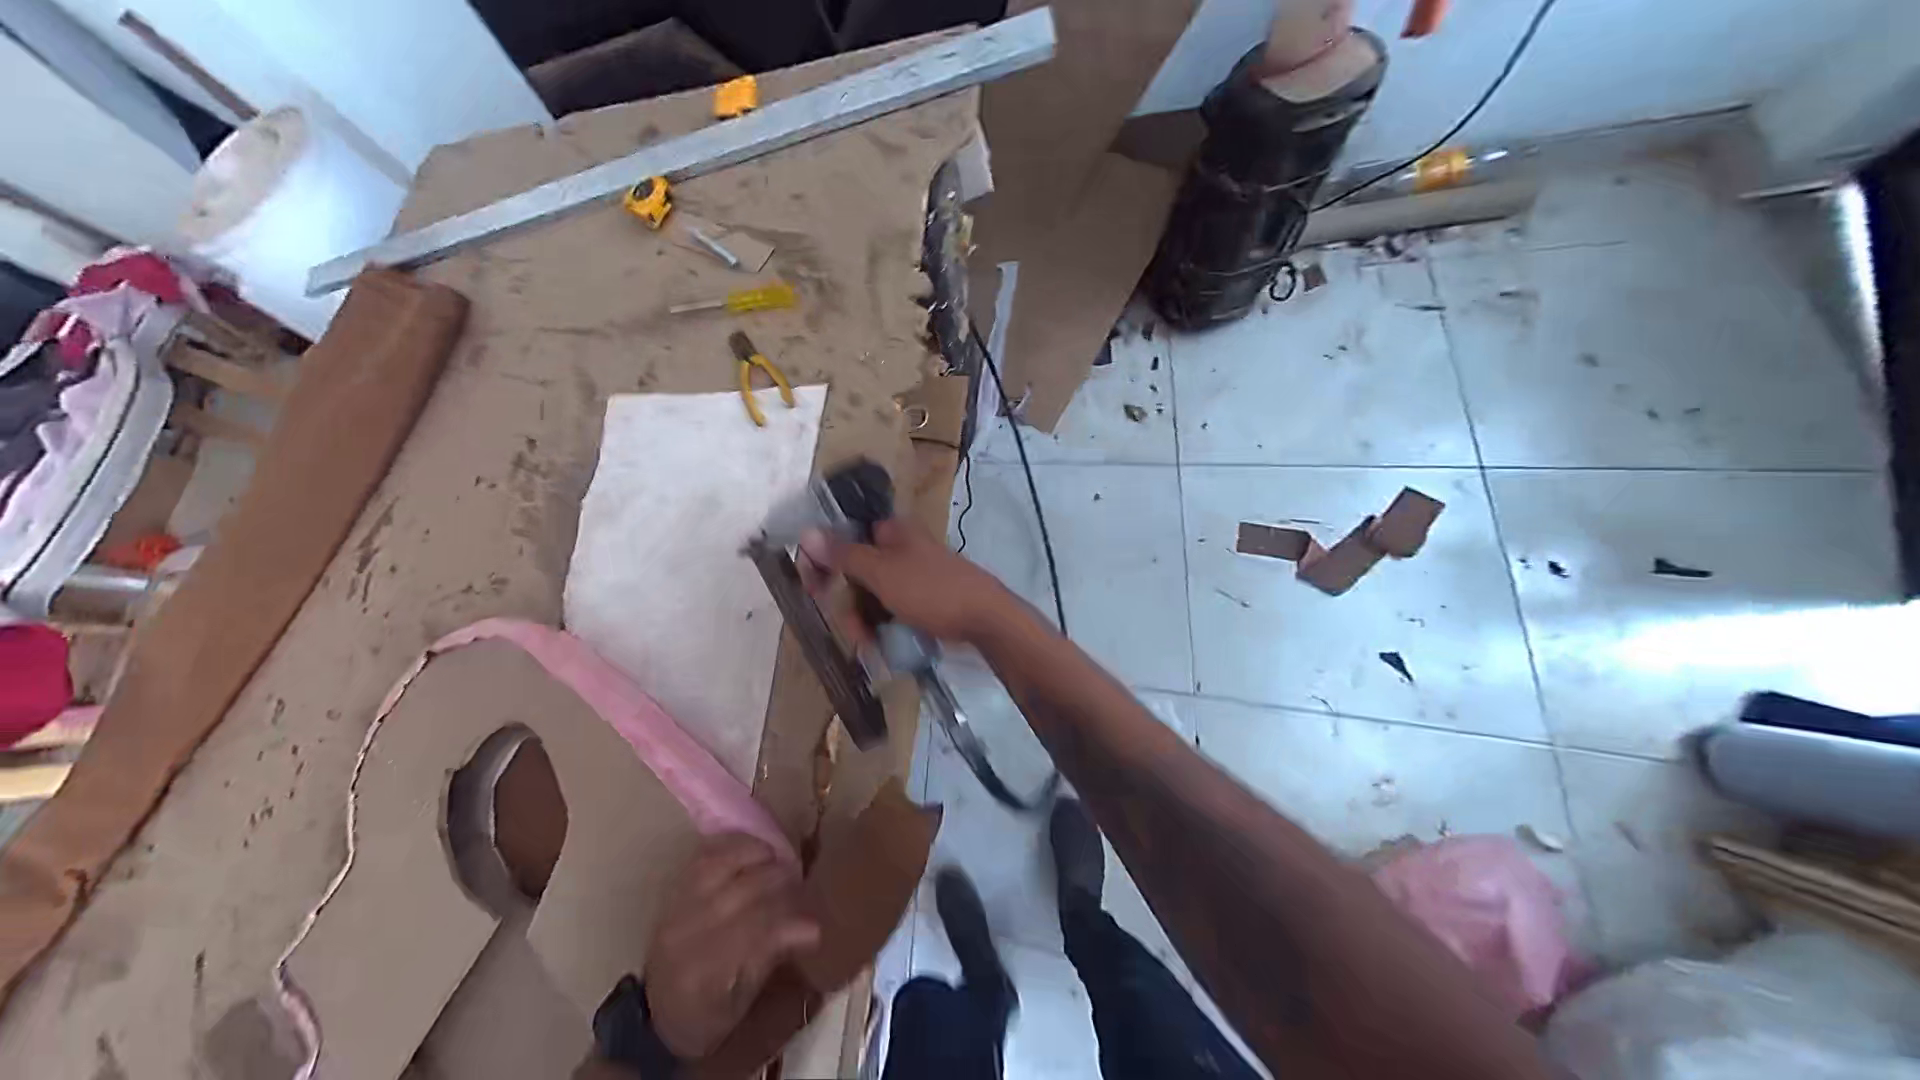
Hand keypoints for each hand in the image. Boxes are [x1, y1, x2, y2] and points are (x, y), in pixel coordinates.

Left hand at [644, 835, 819, 1058]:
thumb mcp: (740, 1003)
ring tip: (778, 857)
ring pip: (719, 865)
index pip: (753, 932)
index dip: (788, 922)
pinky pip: (703, 856)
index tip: (814, 923)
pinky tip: (753, 848)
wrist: (656, 1015)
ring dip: (754, 854)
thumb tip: (812, 928)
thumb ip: (771, 958)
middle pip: (739, 892)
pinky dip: (732, 845)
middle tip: (801, 882)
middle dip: (778, 881)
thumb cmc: (706, 1015)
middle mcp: (686, 935)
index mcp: (704, 972)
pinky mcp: (673, 893)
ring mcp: (676, 909)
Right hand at [800, 519, 1013, 644]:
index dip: (824, 560)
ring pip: (872, 596)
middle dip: (849, 603)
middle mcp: (902, 549)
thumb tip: (807, 533)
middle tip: (853, 627)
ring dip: (864, 621)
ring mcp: (914, 577)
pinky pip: (892, 611)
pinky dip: (884, 626)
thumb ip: (843, 554)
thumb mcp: (881, 572)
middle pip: (856, 572)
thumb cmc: (932, 590)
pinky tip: (883, 646)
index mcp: (894, 531)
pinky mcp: (924, 601)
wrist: (987, 621)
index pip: (844, 536)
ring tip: (871, 643)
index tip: (813, 588)